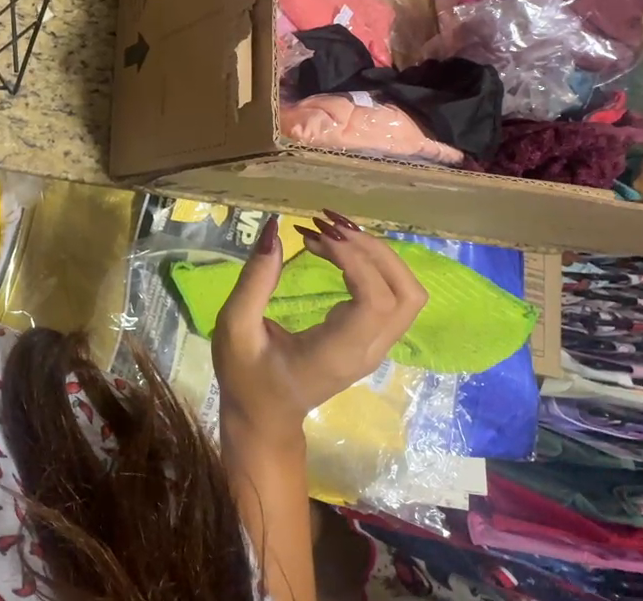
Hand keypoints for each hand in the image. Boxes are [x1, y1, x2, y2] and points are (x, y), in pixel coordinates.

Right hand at [212, 210, 427, 450]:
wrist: (263, 416)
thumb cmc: (245, 375)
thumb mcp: (234, 326)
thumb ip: (254, 280)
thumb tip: (276, 230)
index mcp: (338, 352)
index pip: (376, 300)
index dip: (355, 259)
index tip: (314, 234)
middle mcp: (369, 350)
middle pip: (406, 293)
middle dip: (372, 249)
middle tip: (324, 225)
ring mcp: (376, 346)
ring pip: (407, 293)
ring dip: (377, 255)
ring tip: (331, 233)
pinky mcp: (371, 339)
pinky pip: (391, 296)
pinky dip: (371, 265)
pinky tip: (333, 250)